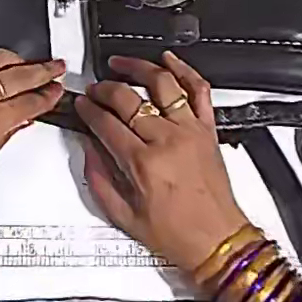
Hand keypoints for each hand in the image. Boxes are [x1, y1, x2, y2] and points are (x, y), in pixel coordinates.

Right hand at [76, 53, 249, 277]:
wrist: (218, 242)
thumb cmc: (177, 234)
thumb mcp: (123, 216)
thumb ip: (99, 179)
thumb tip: (88, 149)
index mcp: (143, 164)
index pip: (106, 123)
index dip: (89, 110)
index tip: (82, 105)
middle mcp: (167, 141)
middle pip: (127, 99)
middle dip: (104, 89)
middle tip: (95, 90)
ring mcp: (190, 131)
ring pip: (161, 83)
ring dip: (137, 68)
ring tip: (121, 64)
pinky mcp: (207, 129)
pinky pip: (199, 90)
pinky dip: (185, 70)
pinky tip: (169, 60)